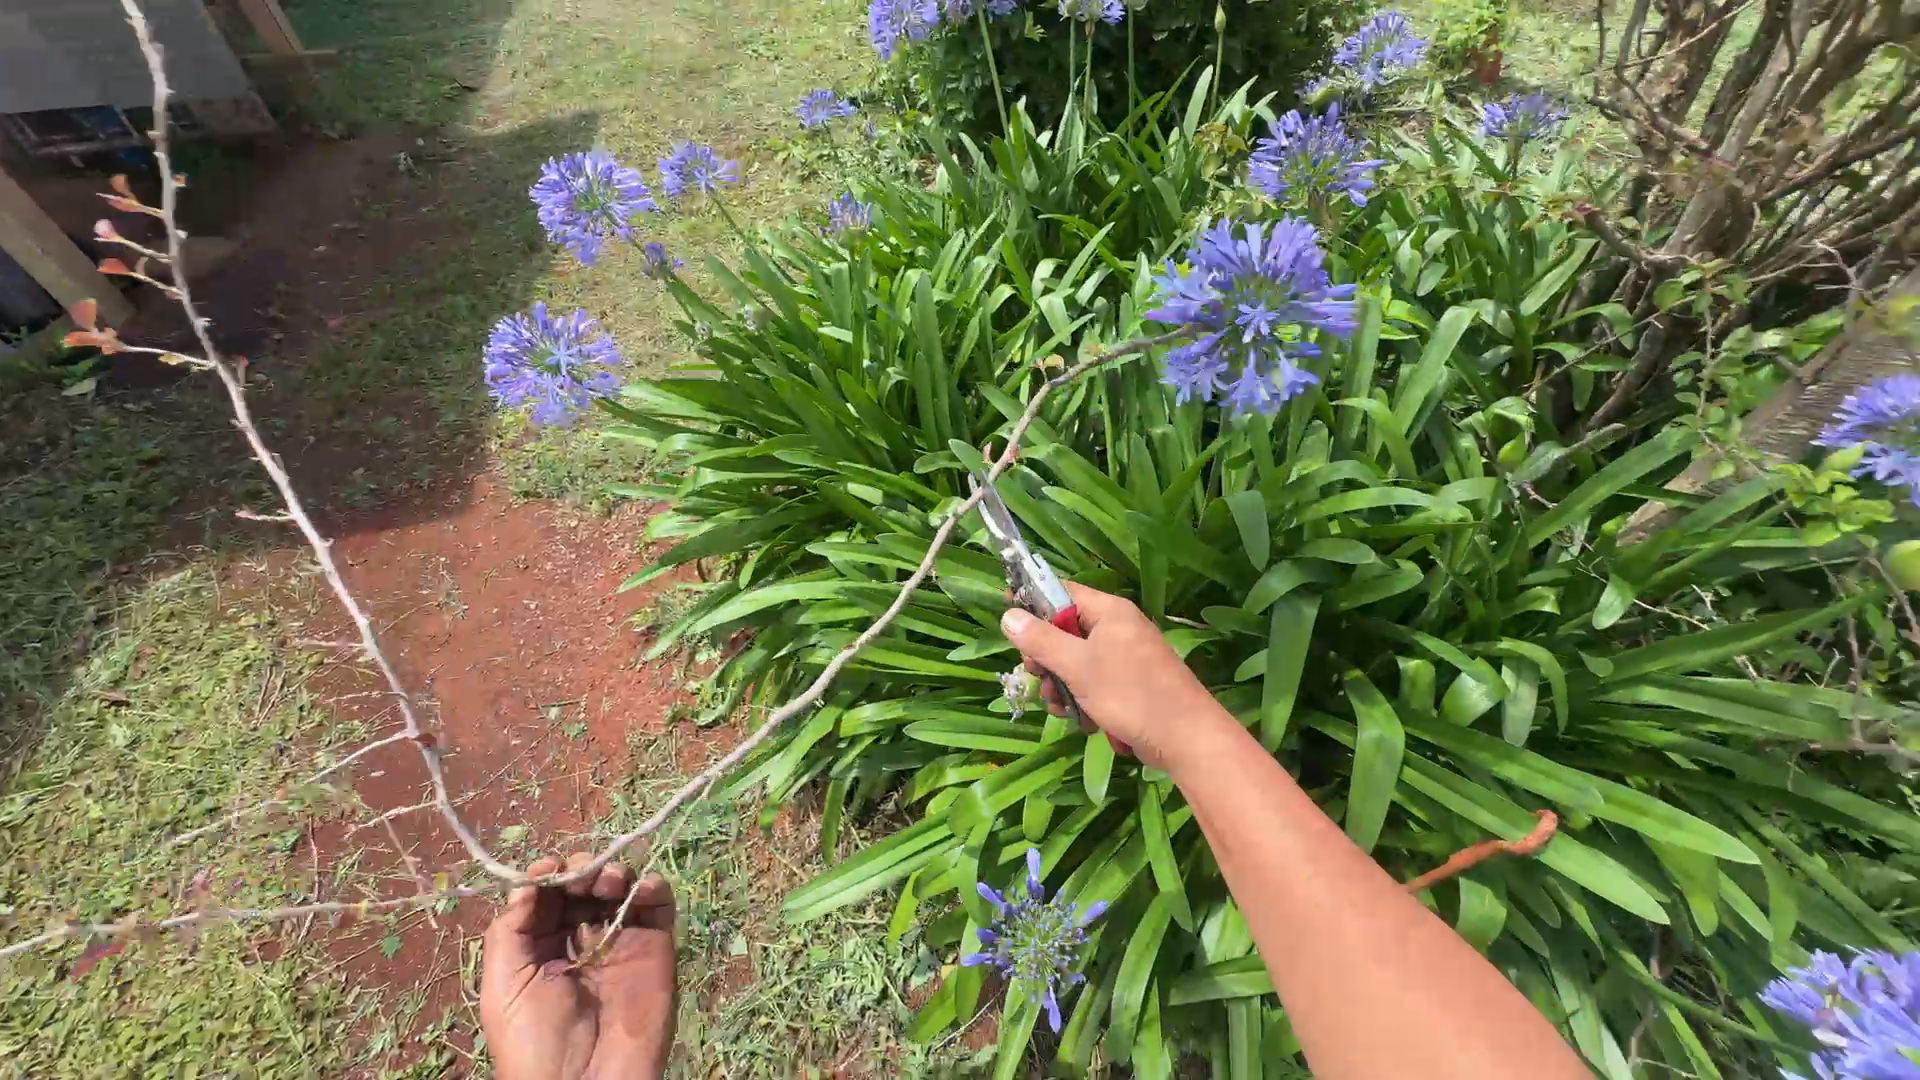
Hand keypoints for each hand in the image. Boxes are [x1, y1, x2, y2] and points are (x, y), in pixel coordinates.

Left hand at [480, 853, 676, 1079]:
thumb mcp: (503, 989)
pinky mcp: (656, 942)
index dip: (550, 875)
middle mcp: (583, 937)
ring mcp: (622, 938)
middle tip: (582, 873)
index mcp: (543, 948)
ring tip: (609, 882)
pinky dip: (653, 885)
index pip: (549, 895)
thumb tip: (528, 880)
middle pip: (586, 884)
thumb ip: (509, 932)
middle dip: (583, 868)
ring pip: (623, 886)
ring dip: (616, 872)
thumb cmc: (535, 1042)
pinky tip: (641, 888)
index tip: (550, 867)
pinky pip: (659, 903)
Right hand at [1000, 582, 1235, 770]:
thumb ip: (1040, 640)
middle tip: (1037, 677)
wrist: (1186, 739)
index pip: (1062, 592)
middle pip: (1065, 631)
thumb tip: (1008, 616)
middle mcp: (1117, 628)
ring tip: (1061, 708)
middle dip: (1046, 658)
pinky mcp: (1130, 684)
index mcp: (1109, 612)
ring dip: (1062, 685)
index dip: (1032, 602)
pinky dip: (1083, 699)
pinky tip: (1082, 720)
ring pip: (1076, 662)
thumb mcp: (1077, 666)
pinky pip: (1094, 683)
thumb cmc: (1130, 694)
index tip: (1008, 620)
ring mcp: (1125, 657)